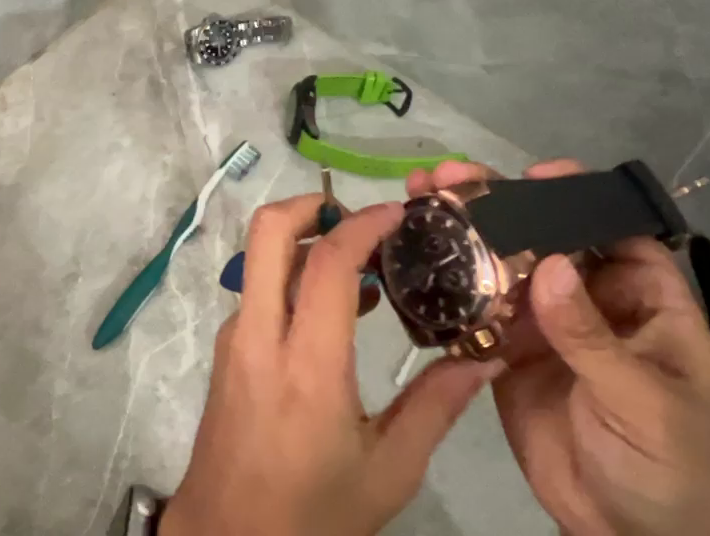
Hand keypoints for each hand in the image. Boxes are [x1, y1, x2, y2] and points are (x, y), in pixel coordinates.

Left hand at [163, 194, 501, 535]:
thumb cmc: (312, 513)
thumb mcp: (388, 471)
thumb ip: (436, 407)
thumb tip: (484, 357)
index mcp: (307, 365)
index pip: (328, 264)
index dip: (363, 223)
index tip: (399, 212)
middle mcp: (259, 335)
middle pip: (266, 231)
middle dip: (309, 204)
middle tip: (359, 217)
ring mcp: (233, 338)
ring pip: (259, 258)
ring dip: (303, 243)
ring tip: (364, 269)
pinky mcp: (225, 349)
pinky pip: (257, 291)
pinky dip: (291, 278)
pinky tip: (335, 311)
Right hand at [415, 161, 709, 535]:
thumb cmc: (667, 468)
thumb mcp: (644, 402)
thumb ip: (595, 337)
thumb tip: (553, 264)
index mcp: (643, 305)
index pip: (615, 235)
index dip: (578, 198)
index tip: (535, 173)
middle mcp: (590, 302)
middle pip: (545, 238)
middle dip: (501, 204)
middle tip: (449, 176)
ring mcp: (544, 325)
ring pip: (504, 265)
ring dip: (465, 232)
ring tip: (420, 197)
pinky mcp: (504, 350)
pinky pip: (476, 307)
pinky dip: (447, 281)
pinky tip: (414, 253)